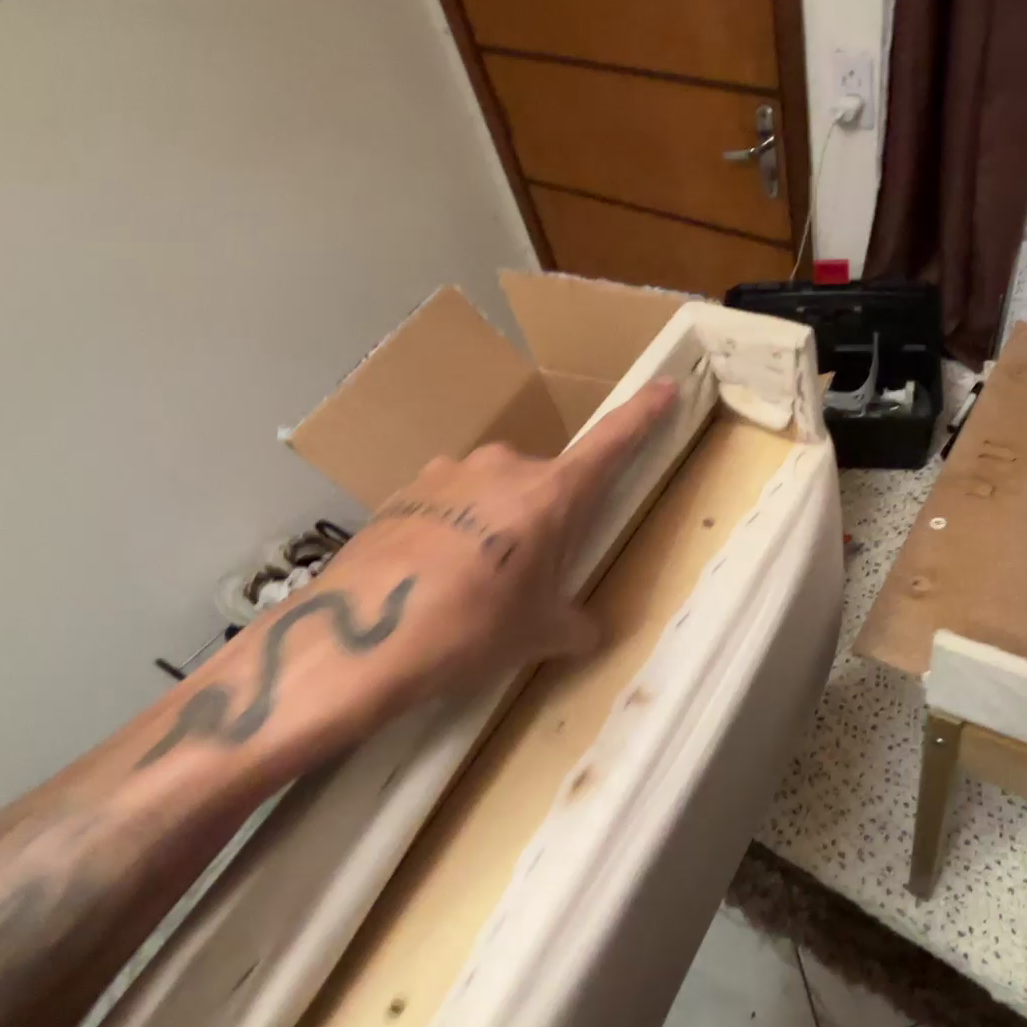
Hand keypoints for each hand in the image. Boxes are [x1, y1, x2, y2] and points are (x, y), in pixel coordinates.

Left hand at [314, 379, 678, 716]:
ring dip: (497, 526)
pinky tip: (436, 578)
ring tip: (476, 583)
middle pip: (545, 481)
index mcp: (551, 493)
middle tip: (534, 575)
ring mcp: (447, 474)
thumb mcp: (540, 633)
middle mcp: (502, 467)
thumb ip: (575, 623)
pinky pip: (449, 506)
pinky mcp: (403, 492)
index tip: (666, 386)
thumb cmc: (472, 628)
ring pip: (493, 493)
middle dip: (548, 520)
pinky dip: (454, 532)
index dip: (643, 413)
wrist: (360, 639)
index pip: (612, 442)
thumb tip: (585, 629)